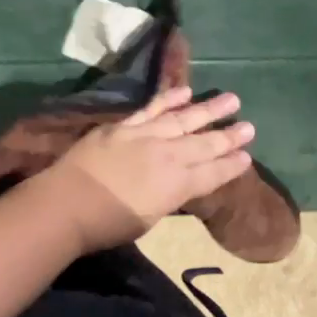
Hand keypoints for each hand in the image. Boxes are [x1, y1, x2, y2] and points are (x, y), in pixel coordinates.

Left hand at [41, 87, 255, 249]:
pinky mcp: (121, 126)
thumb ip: (167, 197)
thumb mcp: (148, 218)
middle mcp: (168, 157)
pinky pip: (151, 109)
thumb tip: (176, 184)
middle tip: (249, 126)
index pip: (213, 174)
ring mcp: (144, 137)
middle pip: (204, 144)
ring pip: (183, 119)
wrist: (67, 204)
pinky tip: (185, 91)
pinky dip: (169, 99)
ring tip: (231, 98)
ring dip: (207, 109)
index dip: (231, 166)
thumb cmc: (106, 224)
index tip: (247, 157)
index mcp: (178, 187)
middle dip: (228, 136)